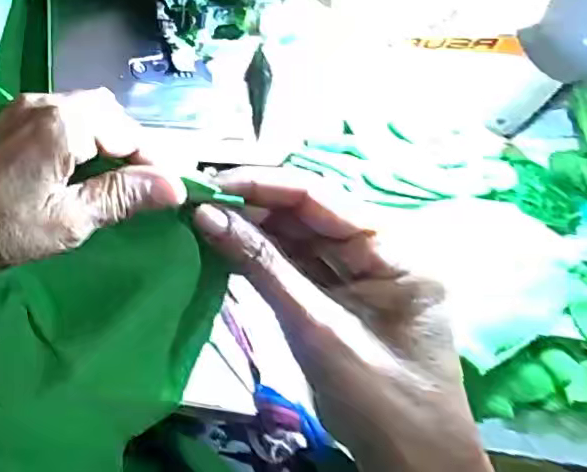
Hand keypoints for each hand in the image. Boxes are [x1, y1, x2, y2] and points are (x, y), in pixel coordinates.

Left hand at [0, 89, 184, 296]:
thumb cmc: (1, 229)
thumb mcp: (69, 220)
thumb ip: (121, 196)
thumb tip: (173, 185)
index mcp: (61, 122)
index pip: (126, 128)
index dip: (154, 159)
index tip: (173, 193)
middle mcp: (40, 102)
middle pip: (103, 111)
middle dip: (130, 143)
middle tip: (146, 187)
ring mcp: (18, 108)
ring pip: (79, 110)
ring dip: (104, 138)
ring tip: (117, 181)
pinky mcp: (4, 121)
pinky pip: (55, 116)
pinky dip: (77, 135)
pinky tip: (78, 169)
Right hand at [190, 169, 488, 471]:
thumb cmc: (382, 402)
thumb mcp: (316, 328)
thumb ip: (260, 265)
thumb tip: (202, 212)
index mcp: (392, 252)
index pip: (315, 194)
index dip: (258, 183)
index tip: (207, 186)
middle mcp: (374, 250)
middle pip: (300, 207)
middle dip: (247, 202)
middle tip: (194, 202)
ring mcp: (353, 270)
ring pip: (289, 228)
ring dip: (245, 223)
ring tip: (199, 218)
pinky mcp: (332, 289)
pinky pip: (287, 254)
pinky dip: (252, 248)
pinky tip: (219, 243)